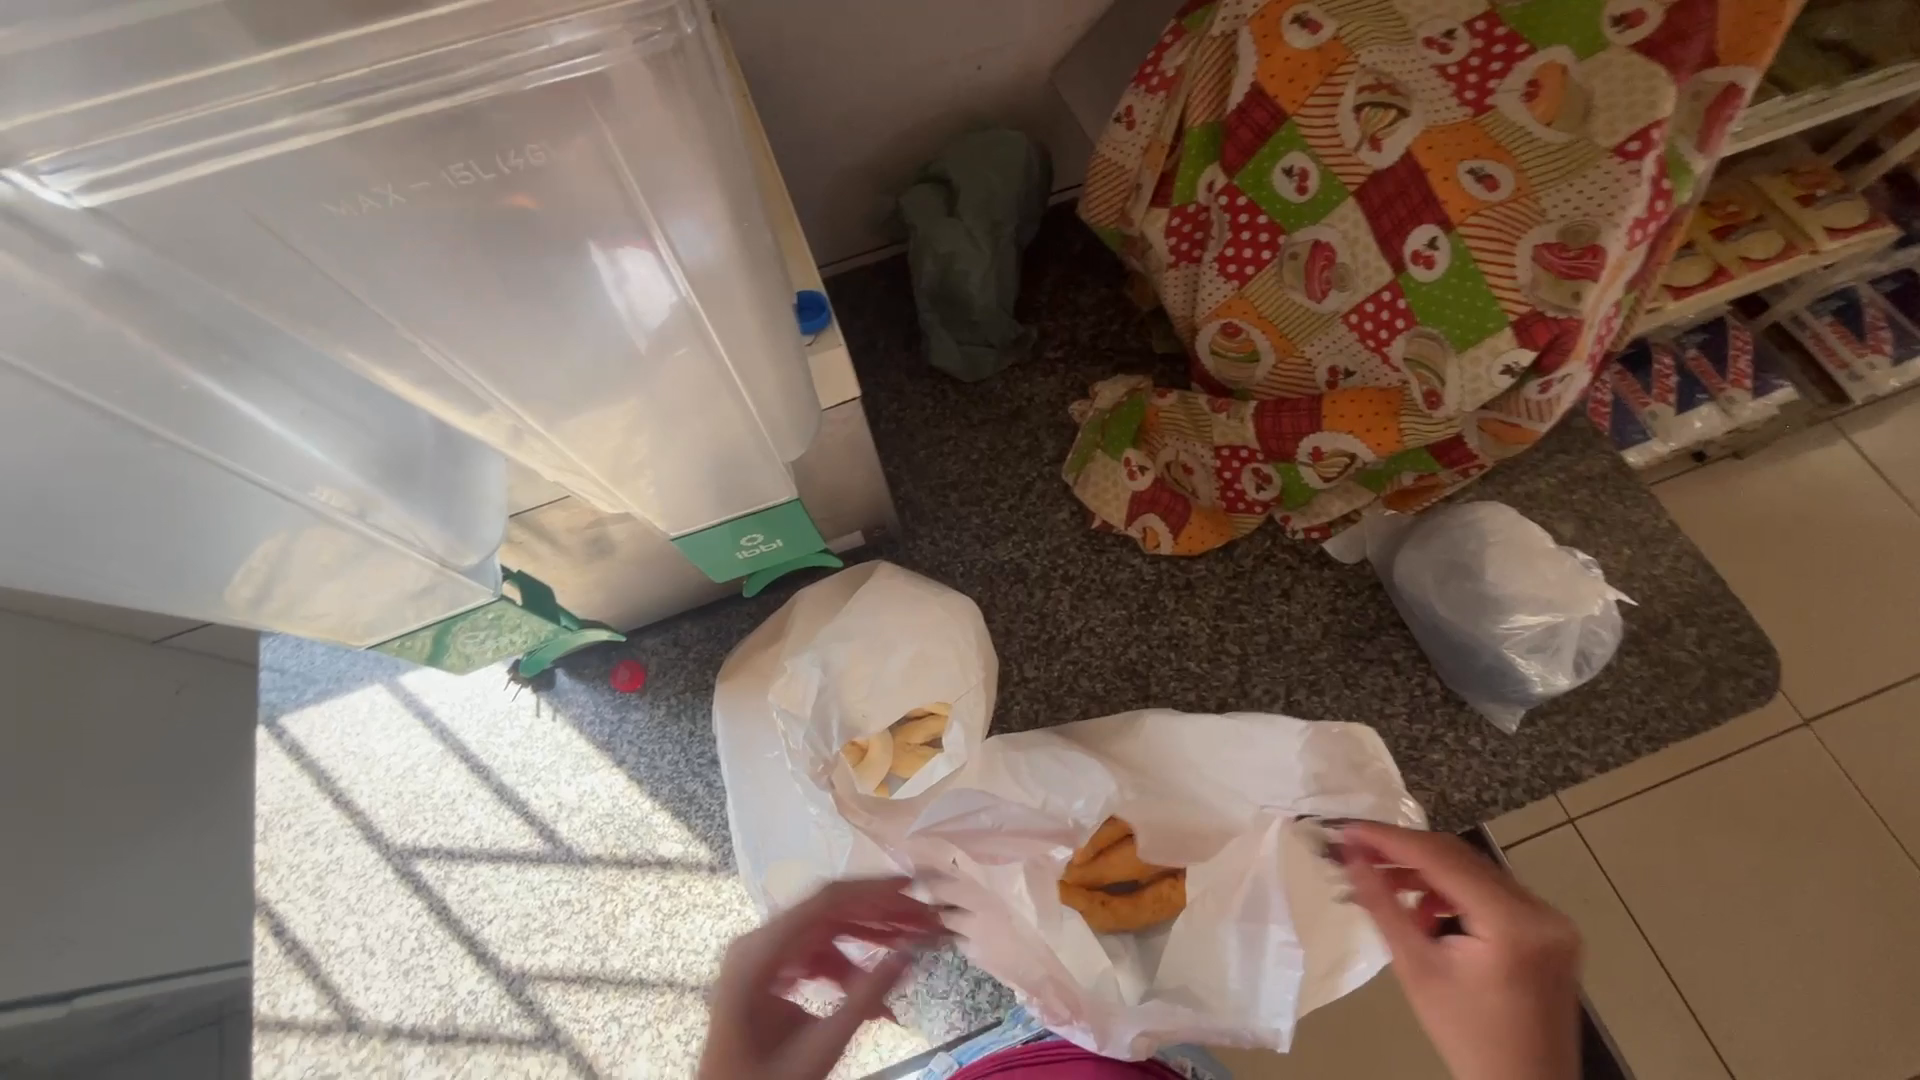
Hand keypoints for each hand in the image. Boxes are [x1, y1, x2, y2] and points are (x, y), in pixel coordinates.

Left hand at [697, 877, 946, 1079]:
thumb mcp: (819, 1048)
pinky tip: (873, 992)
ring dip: (868, 941)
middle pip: (829, 913)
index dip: (872, 889)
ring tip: (910, 947)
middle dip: (880, 916)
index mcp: (759, 952)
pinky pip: (814, 955)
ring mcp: (761, 957)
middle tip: (924, 920)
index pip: (825, 901)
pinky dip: (846, 968)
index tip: (913, 887)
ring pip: (826, 932)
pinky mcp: (768, 974)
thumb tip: (909, 954)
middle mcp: (757, 942)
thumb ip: (865, 997)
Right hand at [1333, 821, 1581, 1079]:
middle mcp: (1540, 911)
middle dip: (1402, 849)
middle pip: (1458, 857)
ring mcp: (1550, 919)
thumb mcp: (1414, 966)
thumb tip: (1349, 854)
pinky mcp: (1547, 929)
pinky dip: (1450, 889)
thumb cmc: (1465, 1034)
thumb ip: (1382, 902)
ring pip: (1472, 870)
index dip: (1388, 838)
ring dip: (1424, 868)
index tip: (1346, 829)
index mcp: (1512, 922)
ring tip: (1381, 878)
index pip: (1440, 858)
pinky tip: (1423, 908)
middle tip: (1355, 847)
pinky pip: (1489, 890)